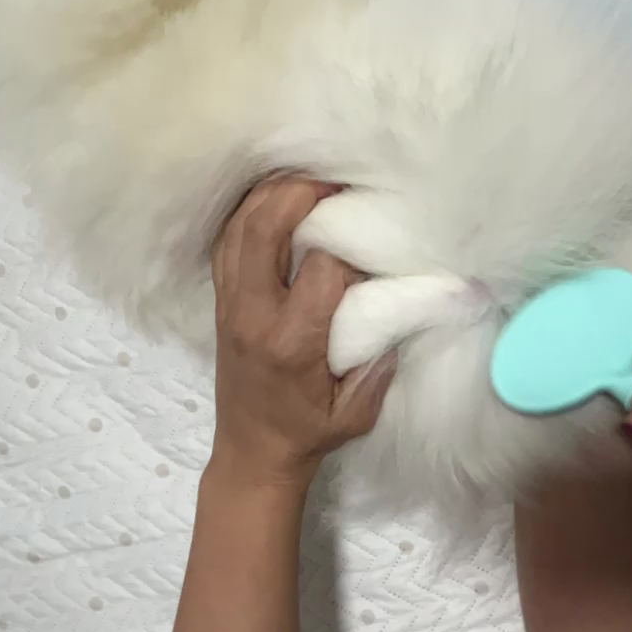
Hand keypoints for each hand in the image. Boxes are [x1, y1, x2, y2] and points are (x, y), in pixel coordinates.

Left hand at [208, 178, 397, 486]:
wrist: (251, 451)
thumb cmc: (309, 433)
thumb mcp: (357, 413)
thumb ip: (382, 364)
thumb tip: (411, 308)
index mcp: (292, 343)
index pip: (321, 270)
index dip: (351, 246)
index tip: (373, 242)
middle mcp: (253, 315)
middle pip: (264, 230)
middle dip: (299, 193)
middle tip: (334, 181)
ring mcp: (229, 304)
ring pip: (239, 228)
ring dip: (271, 194)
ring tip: (308, 180)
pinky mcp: (220, 301)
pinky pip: (226, 240)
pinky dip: (249, 212)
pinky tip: (274, 200)